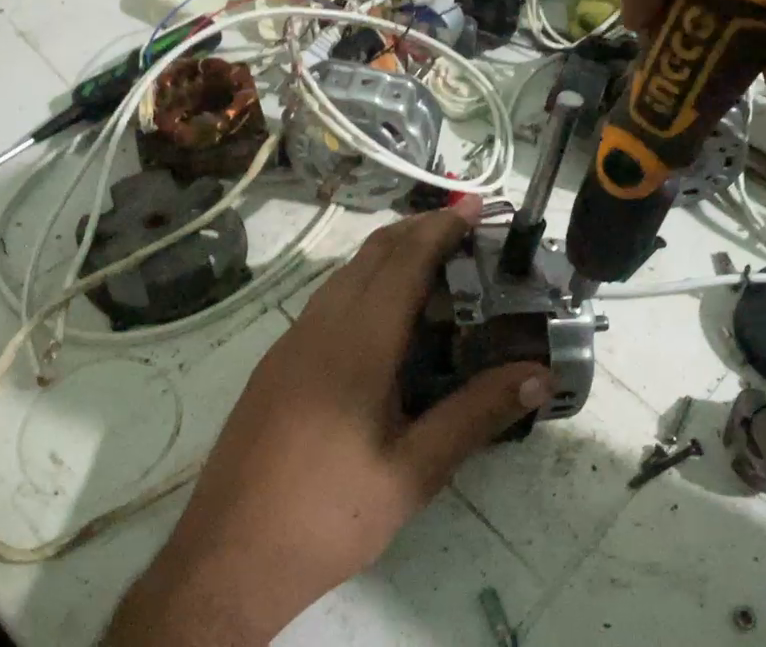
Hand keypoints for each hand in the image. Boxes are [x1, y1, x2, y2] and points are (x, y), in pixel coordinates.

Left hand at [106, 199, 550, 646]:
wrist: (227, 558)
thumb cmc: (328, 515)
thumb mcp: (413, 472)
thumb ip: (475, 415)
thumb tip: (538, 375)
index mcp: (356, 344)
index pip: (402, 262)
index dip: (440, 229)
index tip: (474, 205)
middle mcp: (318, 329)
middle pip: (369, 257)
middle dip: (417, 231)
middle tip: (464, 227)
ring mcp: (289, 345)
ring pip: (343, 277)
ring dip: (387, 256)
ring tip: (434, 265)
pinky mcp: (276, 367)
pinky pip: (326, 303)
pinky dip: (363, 285)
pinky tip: (384, 321)